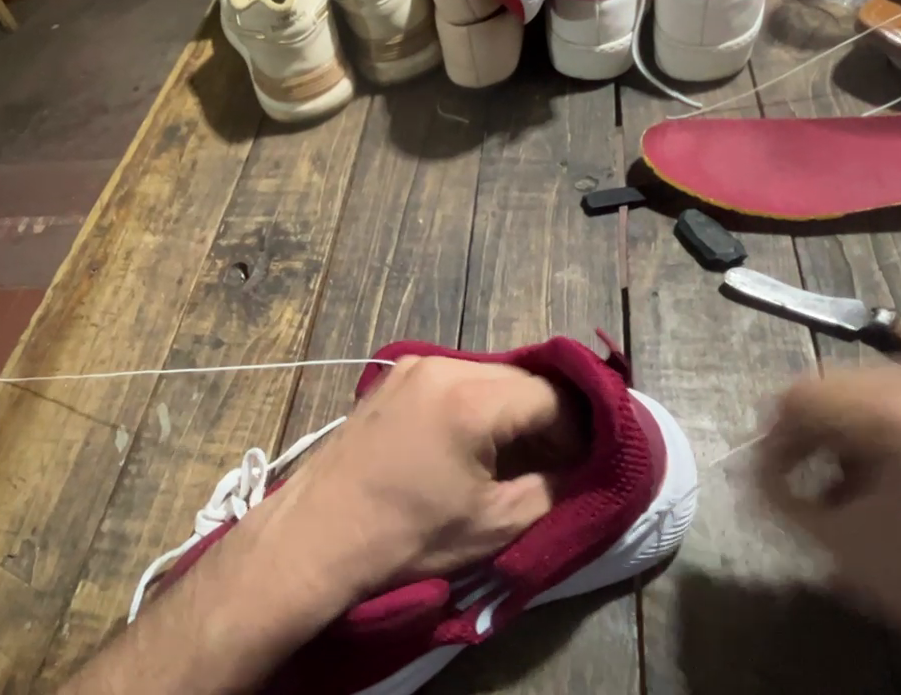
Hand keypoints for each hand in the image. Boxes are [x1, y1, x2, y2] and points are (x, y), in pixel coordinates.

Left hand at [246, 355, 584, 609]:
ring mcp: (412, 365)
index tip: (581, 465)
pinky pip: (453, 379)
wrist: (319, 533)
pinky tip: (473, 442)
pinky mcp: (392, 376)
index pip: (551, 395)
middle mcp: (442, 365)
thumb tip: (578, 467)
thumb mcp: (494, 524)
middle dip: (545, 417)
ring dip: (510, 410)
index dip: (577, 430)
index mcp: (471, 396)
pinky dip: (475, 403)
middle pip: (519, 378)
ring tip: (515, 456)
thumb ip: (551, 488)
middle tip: (554, 462)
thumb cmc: (407, 535)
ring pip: (487, 376)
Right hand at [757, 366, 900, 694]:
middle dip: (829, 442)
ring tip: (882, 497)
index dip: (774, 438)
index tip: (773, 477)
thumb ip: (784, 502)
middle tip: (824, 491)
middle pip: (853, 390)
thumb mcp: (858, 554)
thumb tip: (751, 476)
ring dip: (877, 440)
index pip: (801, 392)